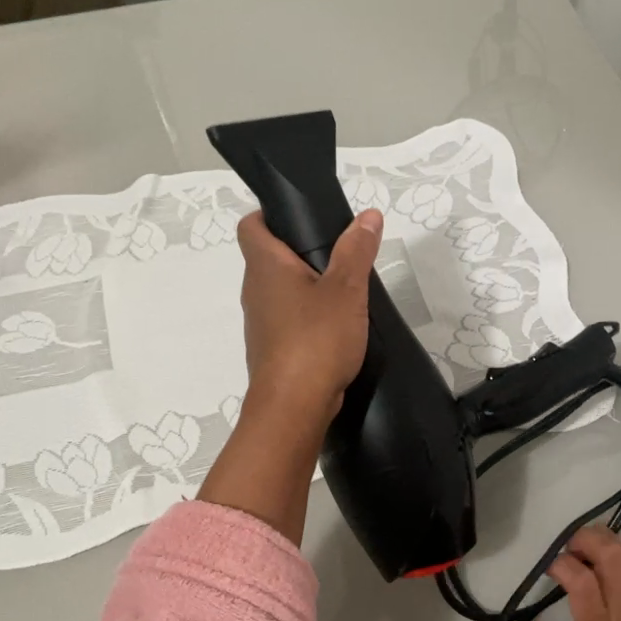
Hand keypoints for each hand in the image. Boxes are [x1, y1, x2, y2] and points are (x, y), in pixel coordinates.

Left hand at [196, 209, 381, 544]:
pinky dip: (306, 318)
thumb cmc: (317, 338)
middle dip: (297, 253)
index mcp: (265, 267)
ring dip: (303, 288)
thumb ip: (357, 251)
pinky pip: (286, 322)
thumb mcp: (346, 289)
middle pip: (267, 259)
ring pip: (278, 293)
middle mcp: (255, 292)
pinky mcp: (271, 351)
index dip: (270, 215)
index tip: (302, 219)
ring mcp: (260, 324)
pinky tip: (334, 328)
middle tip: (337, 253)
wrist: (294, 405)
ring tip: (341, 291)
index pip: (250, 226)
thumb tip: (369, 215)